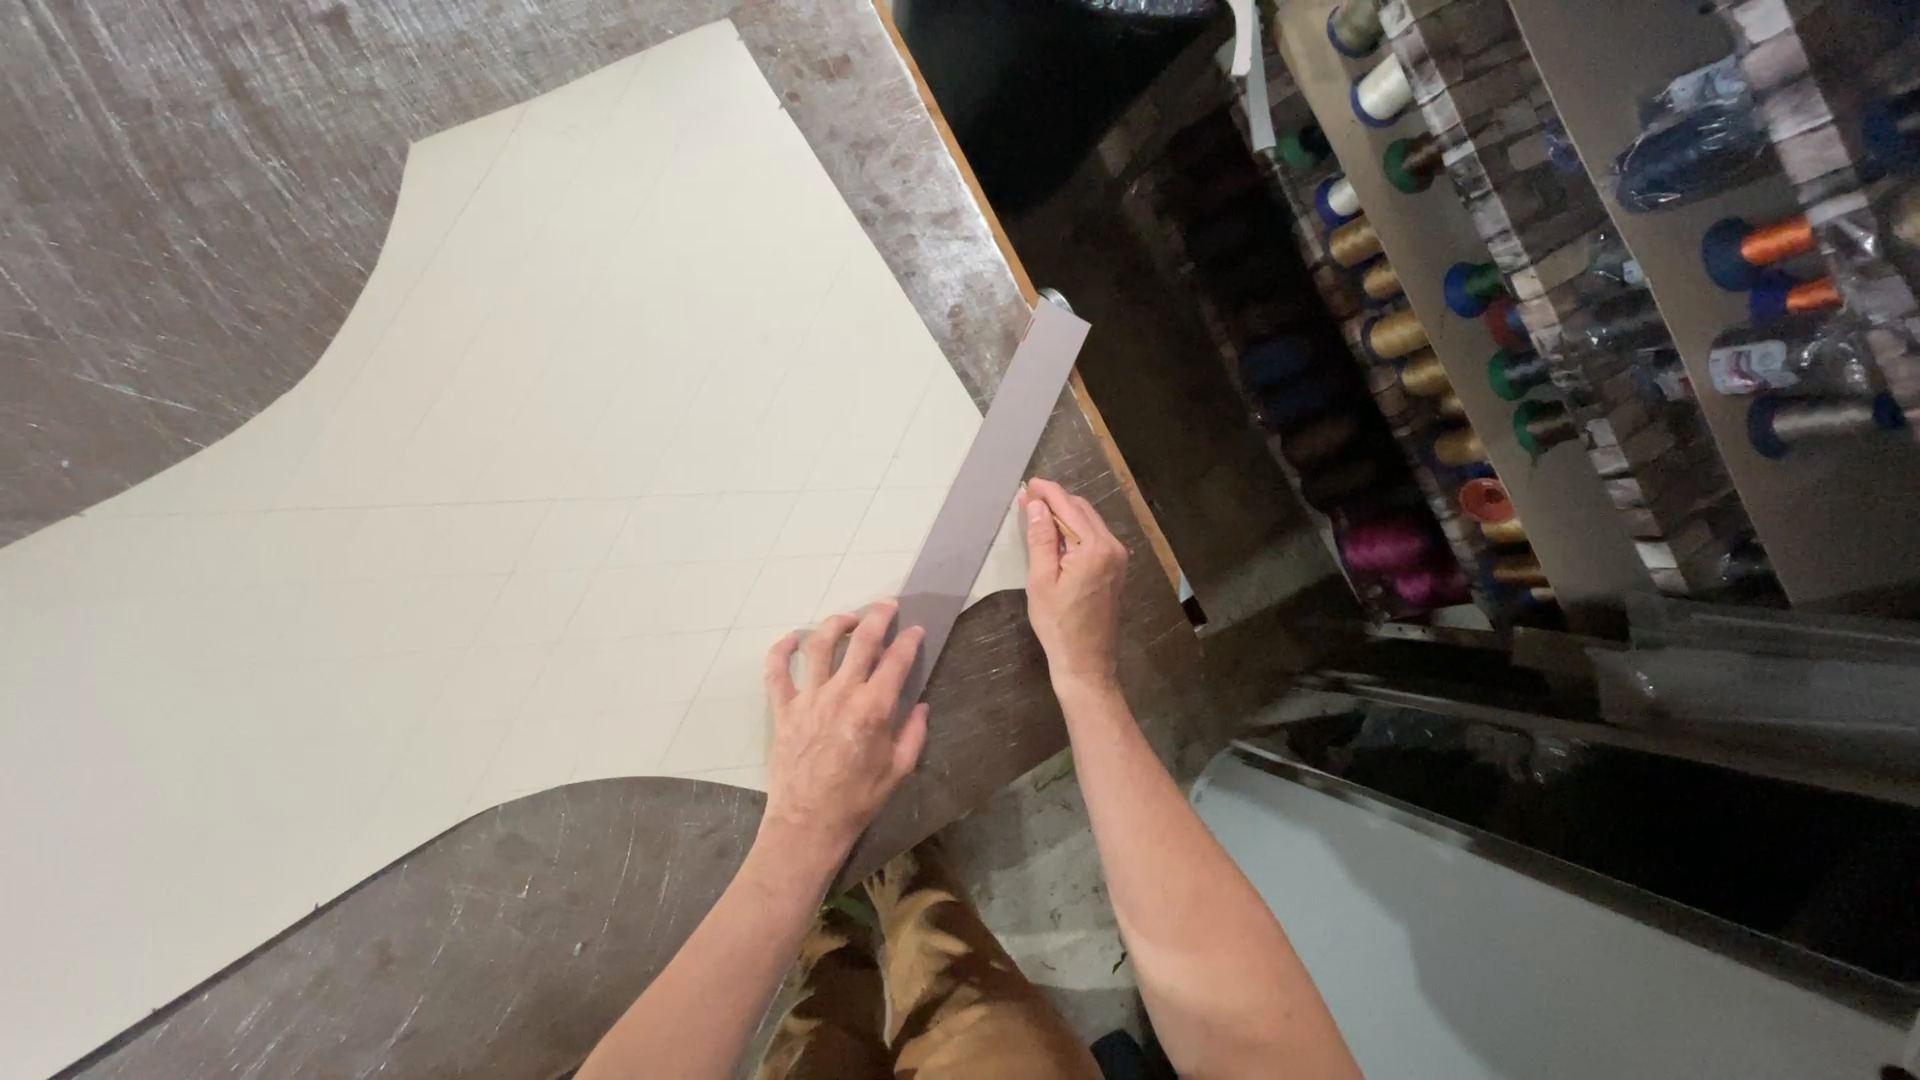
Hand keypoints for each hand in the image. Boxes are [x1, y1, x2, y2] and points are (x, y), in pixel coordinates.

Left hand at [760, 601, 928, 859]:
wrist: (809, 823)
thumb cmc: (858, 799)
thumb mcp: (899, 769)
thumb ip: (914, 733)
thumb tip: (920, 706)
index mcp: (874, 709)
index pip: (896, 661)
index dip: (909, 640)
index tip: (916, 630)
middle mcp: (842, 694)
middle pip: (861, 641)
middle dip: (878, 617)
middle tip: (887, 606)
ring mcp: (809, 699)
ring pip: (820, 646)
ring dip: (836, 624)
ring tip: (848, 618)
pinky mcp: (784, 709)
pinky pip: (777, 672)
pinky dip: (781, 650)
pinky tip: (791, 639)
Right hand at [1020, 477, 1127, 691]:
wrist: (1087, 662)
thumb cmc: (1059, 625)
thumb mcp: (1041, 581)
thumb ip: (1041, 539)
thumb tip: (1037, 506)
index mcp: (1094, 548)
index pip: (1068, 508)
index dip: (1047, 493)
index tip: (1029, 484)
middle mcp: (1112, 547)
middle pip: (1082, 511)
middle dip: (1056, 500)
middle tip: (1029, 497)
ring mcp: (1118, 558)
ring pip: (1090, 523)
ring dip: (1066, 514)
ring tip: (1038, 512)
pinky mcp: (1116, 569)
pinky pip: (1095, 538)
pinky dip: (1076, 530)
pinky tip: (1057, 534)